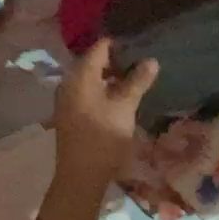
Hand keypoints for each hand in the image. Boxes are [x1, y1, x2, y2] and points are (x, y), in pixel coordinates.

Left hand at [53, 39, 157, 185]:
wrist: (80, 175)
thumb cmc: (103, 137)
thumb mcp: (125, 107)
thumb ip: (137, 81)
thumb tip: (152, 60)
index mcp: (80, 75)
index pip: (100, 47)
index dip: (120, 44)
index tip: (141, 46)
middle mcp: (68, 81)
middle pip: (93, 61)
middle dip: (117, 61)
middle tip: (141, 63)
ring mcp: (66, 98)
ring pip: (90, 78)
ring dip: (110, 77)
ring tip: (134, 80)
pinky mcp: (69, 112)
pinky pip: (86, 91)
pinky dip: (102, 90)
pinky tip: (118, 98)